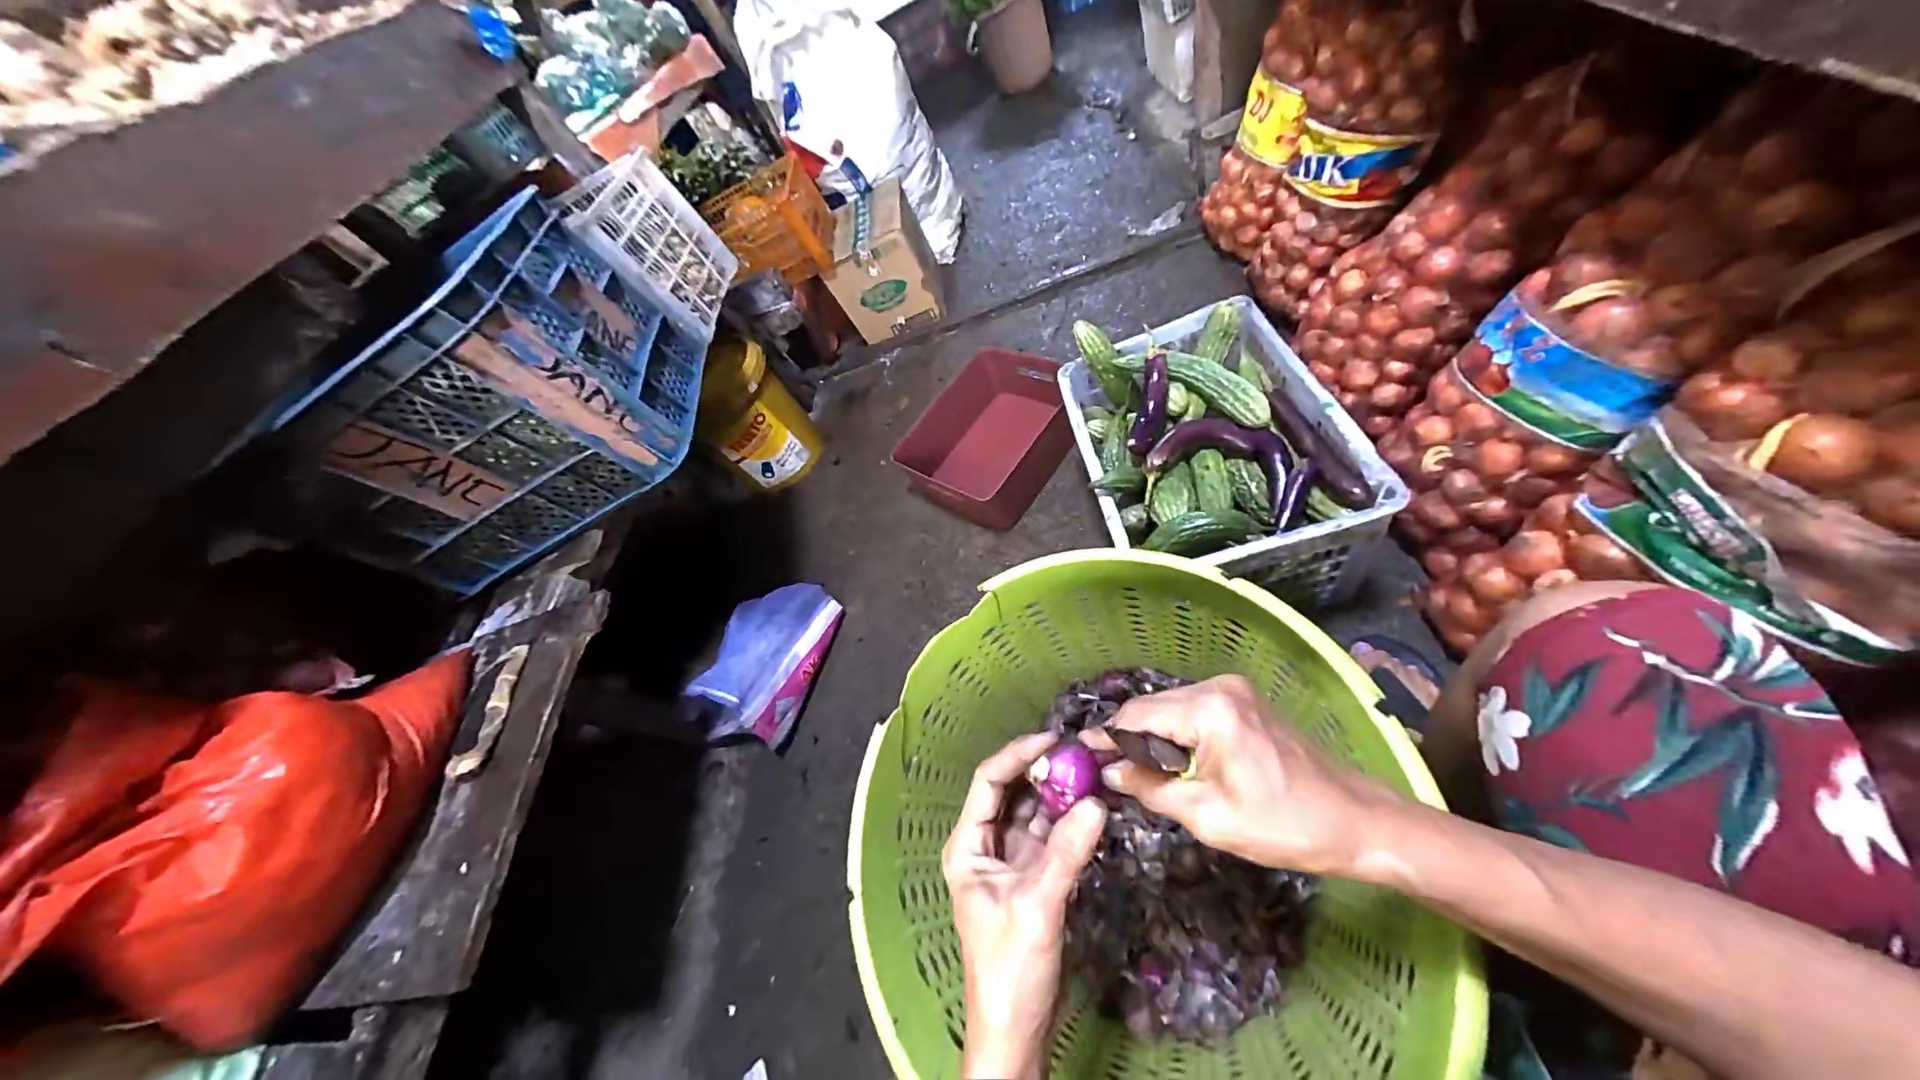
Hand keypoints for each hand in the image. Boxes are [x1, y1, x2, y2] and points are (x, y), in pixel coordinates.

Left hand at [943, 732, 1106, 1079]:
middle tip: (1080, 753)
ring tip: (1091, 772)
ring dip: (1059, 794)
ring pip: (1034, 813)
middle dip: (1043, 772)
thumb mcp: (1037, 906)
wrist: (1016, 1029)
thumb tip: (1096, 804)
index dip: (1017, 755)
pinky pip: (1051, 837)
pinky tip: (1092, 808)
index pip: (988, 782)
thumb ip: (1066, 853)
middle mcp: (986, 845)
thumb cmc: (1009, 969)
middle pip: (1012, 793)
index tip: (1053, 739)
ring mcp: (1012, 861)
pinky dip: (1070, 822)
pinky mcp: (1034, 878)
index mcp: (968, 845)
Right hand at [1094, 675, 1406, 877]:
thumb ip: (1151, 788)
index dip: (1105, 737)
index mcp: (1209, 710)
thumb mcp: (1208, 816)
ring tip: (1130, 769)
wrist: (1358, 821)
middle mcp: (1217, 687)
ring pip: (1169, 708)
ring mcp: (1233, 690)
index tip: (1078, 753)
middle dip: (1125, 737)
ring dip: (1149, 736)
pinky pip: (1192, 711)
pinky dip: (1173, 733)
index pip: (1137, 716)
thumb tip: (1109, 772)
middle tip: (1102, 768)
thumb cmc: (1284, 825)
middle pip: (1151, 707)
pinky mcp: (1243, 701)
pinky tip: (1166, 759)